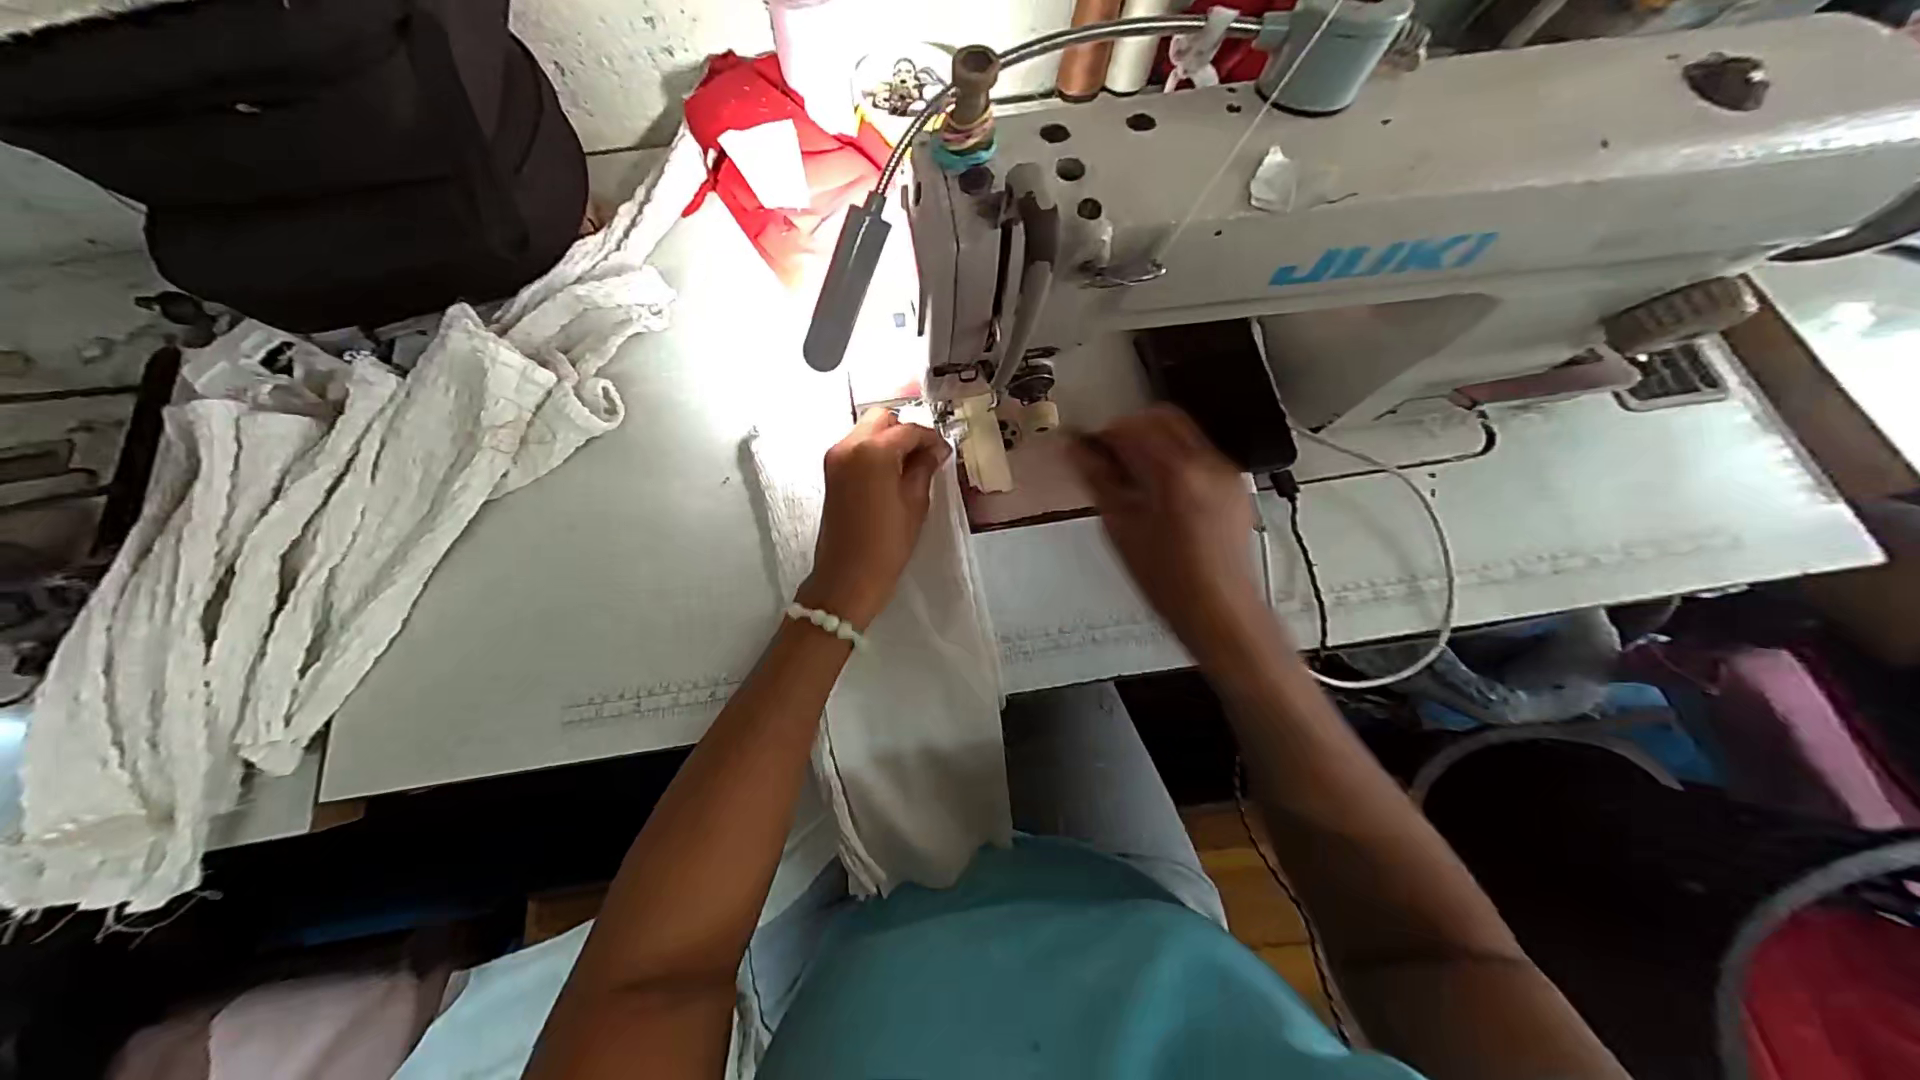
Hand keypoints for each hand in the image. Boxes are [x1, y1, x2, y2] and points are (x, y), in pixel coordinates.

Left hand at [798, 407, 950, 629]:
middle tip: (925, 453)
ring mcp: (835, 458)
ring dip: (888, 439)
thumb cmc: (887, 543)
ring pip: (866, 430)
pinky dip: (874, 451)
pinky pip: (856, 447)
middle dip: (905, 430)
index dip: (930, 437)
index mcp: (872, 451)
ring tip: (910, 465)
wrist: (848, 575)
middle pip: (881, 419)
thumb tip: (935, 450)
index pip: (908, 429)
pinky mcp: (830, 472)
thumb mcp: (915, 503)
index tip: (944, 451)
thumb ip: (924, 468)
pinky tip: (891, 473)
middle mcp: (849, 446)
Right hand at [1067, 405, 1278, 656]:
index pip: (1134, 427)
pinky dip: (1174, 458)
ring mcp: (1226, 475)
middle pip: (1164, 418)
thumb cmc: (1174, 584)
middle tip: (1106, 452)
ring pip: (1184, 432)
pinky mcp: (1234, 488)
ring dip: (1152, 441)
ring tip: (1129, 473)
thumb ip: (1099, 482)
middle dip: (1130, 428)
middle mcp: (1208, 465)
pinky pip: (1199, 454)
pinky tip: (1156, 488)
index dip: (1103, 433)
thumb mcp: (1122, 530)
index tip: (1087, 446)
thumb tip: (1077, 452)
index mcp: (1178, 474)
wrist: (1219, 611)